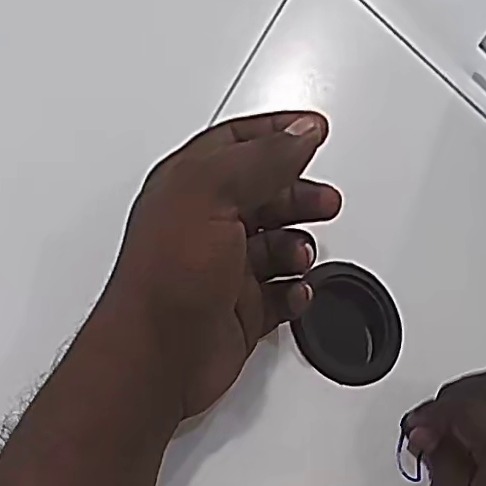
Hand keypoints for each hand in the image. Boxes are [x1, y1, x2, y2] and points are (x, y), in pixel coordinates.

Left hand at [98, 111, 341, 417]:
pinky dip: (295, 292)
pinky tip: (298, 291)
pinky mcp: (239, 313)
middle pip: (264, 197)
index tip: (313, 130)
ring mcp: (223, 272)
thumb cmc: (168, 279)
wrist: (160, 355)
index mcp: (190, 187)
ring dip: (297, 247)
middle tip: (324, 200)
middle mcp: (206, 226)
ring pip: (275, 249)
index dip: (278, 133)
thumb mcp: (214, 195)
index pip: (239, 146)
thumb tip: (300, 133)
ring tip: (301, 255)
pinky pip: (279, 297)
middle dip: (298, 195)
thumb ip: (262, 159)